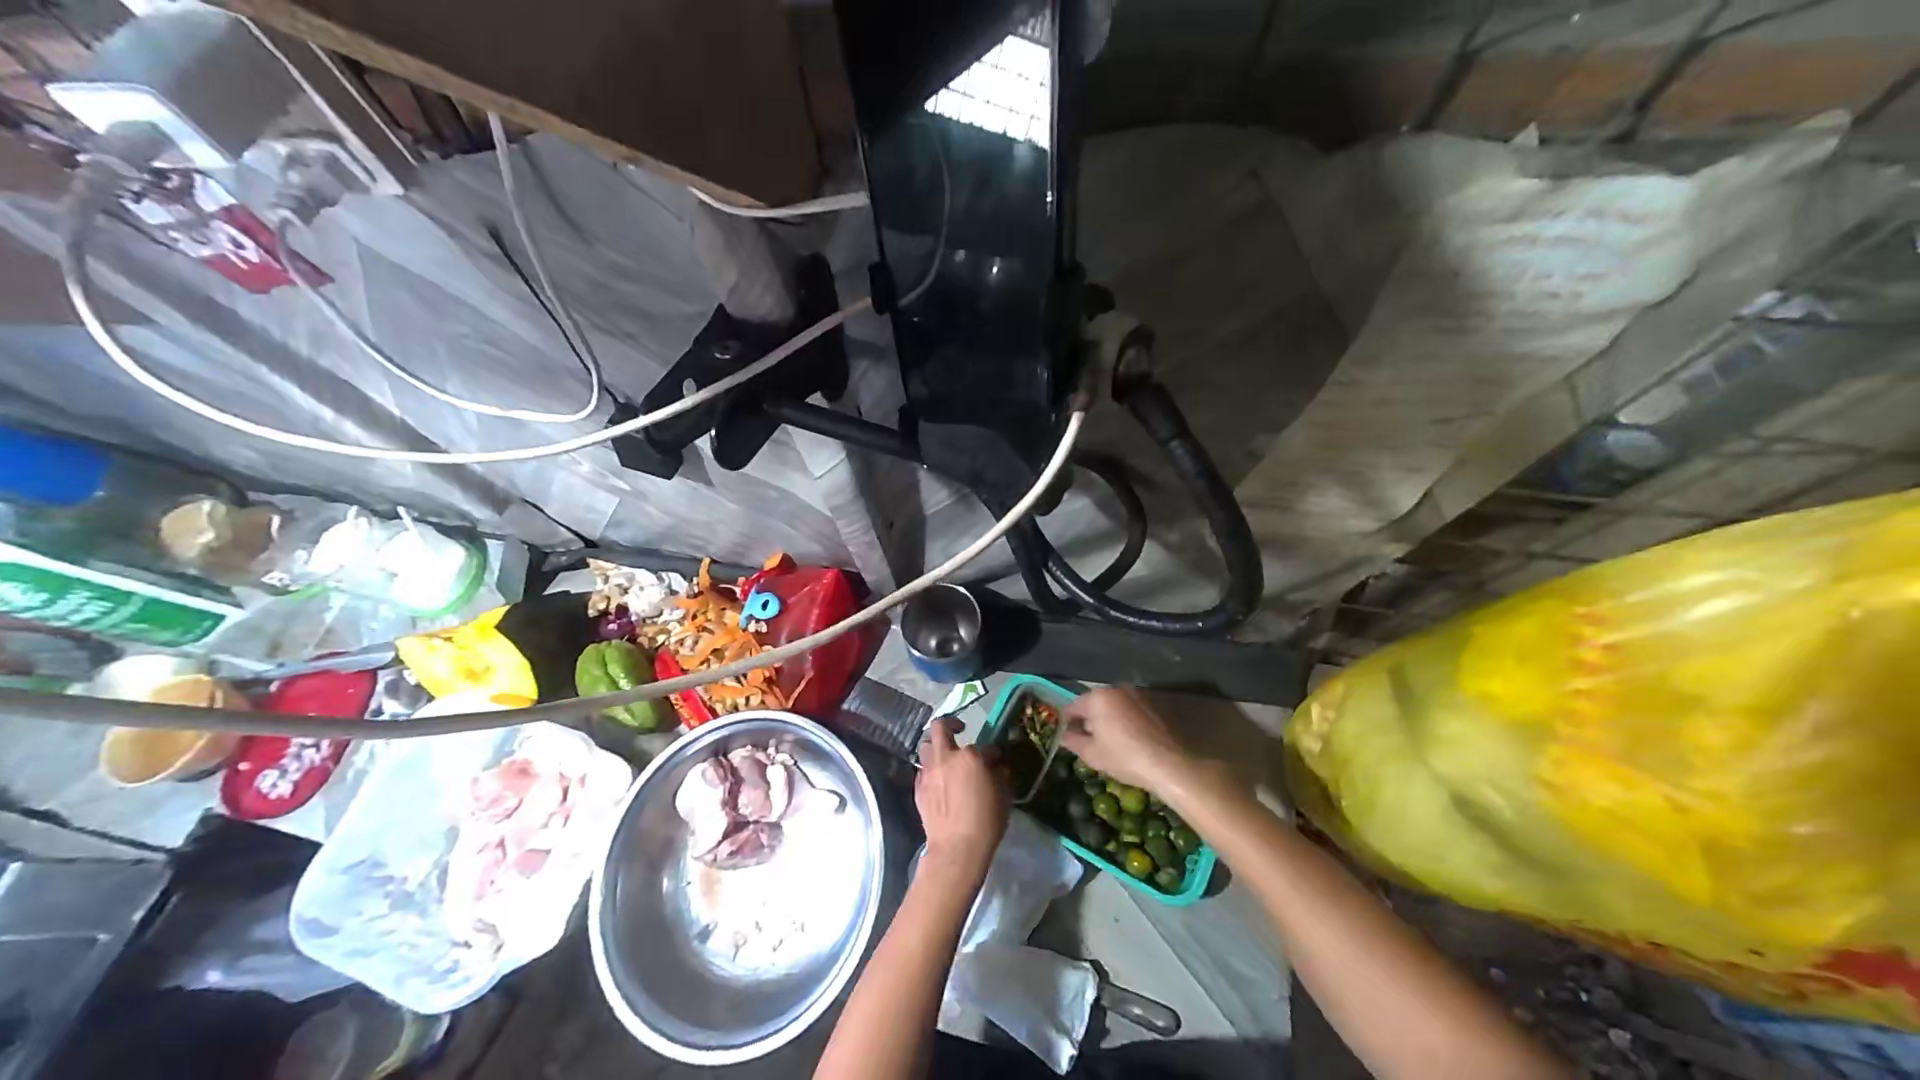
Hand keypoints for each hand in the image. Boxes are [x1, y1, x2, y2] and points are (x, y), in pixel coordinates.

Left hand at [915, 719, 1007, 876]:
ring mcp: (929, 771)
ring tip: (946, 756)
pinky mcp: (918, 787)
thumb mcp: (1003, 796)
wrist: (957, 848)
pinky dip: (931, 769)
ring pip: (926, 746)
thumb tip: (997, 766)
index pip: (985, 746)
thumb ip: (1000, 775)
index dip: (993, 752)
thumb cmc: (986, 822)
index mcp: (970, 757)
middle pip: (940, 727)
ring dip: (936, 746)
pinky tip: (939, 780)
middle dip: (950, 724)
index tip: (997, 760)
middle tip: (960, 731)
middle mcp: (946, 758)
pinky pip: (922, 769)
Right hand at [1060, 686, 1193, 793]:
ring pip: (1114, 705)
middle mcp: (1118, 689)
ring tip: (1110, 741)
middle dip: (1089, 719)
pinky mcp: (1154, 704)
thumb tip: (1065, 735)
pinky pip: (1131, 709)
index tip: (1067, 736)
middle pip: (1095, 703)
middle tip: (1089, 740)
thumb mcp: (1091, 754)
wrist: (1169, 765)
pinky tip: (1129, 738)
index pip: (1073, 706)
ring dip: (1109, 718)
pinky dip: (1126, 719)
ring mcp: (1138, 694)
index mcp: (1099, 697)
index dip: (1067, 722)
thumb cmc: (1124, 758)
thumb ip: (1073, 741)